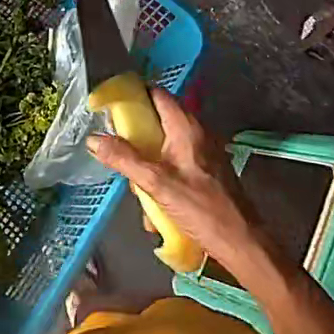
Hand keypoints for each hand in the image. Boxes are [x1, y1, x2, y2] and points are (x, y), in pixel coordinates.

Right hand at [87, 88, 266, 273]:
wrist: (239, 239)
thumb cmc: (200, 208)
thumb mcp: (156, 184)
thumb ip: (125, 159)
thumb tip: (95, 139)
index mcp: (187, 128)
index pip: (158, 95)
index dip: (135, 95)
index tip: (112, 106)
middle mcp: (198, 133)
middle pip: (159, 122)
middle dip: (138, 140)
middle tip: (121, 157)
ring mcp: (204, 152)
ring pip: (165, 147)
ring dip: (149, 168)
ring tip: (141, 192)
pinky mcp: (207, 171)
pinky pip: (176, 166)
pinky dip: (163, 181)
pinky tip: (157, 207)